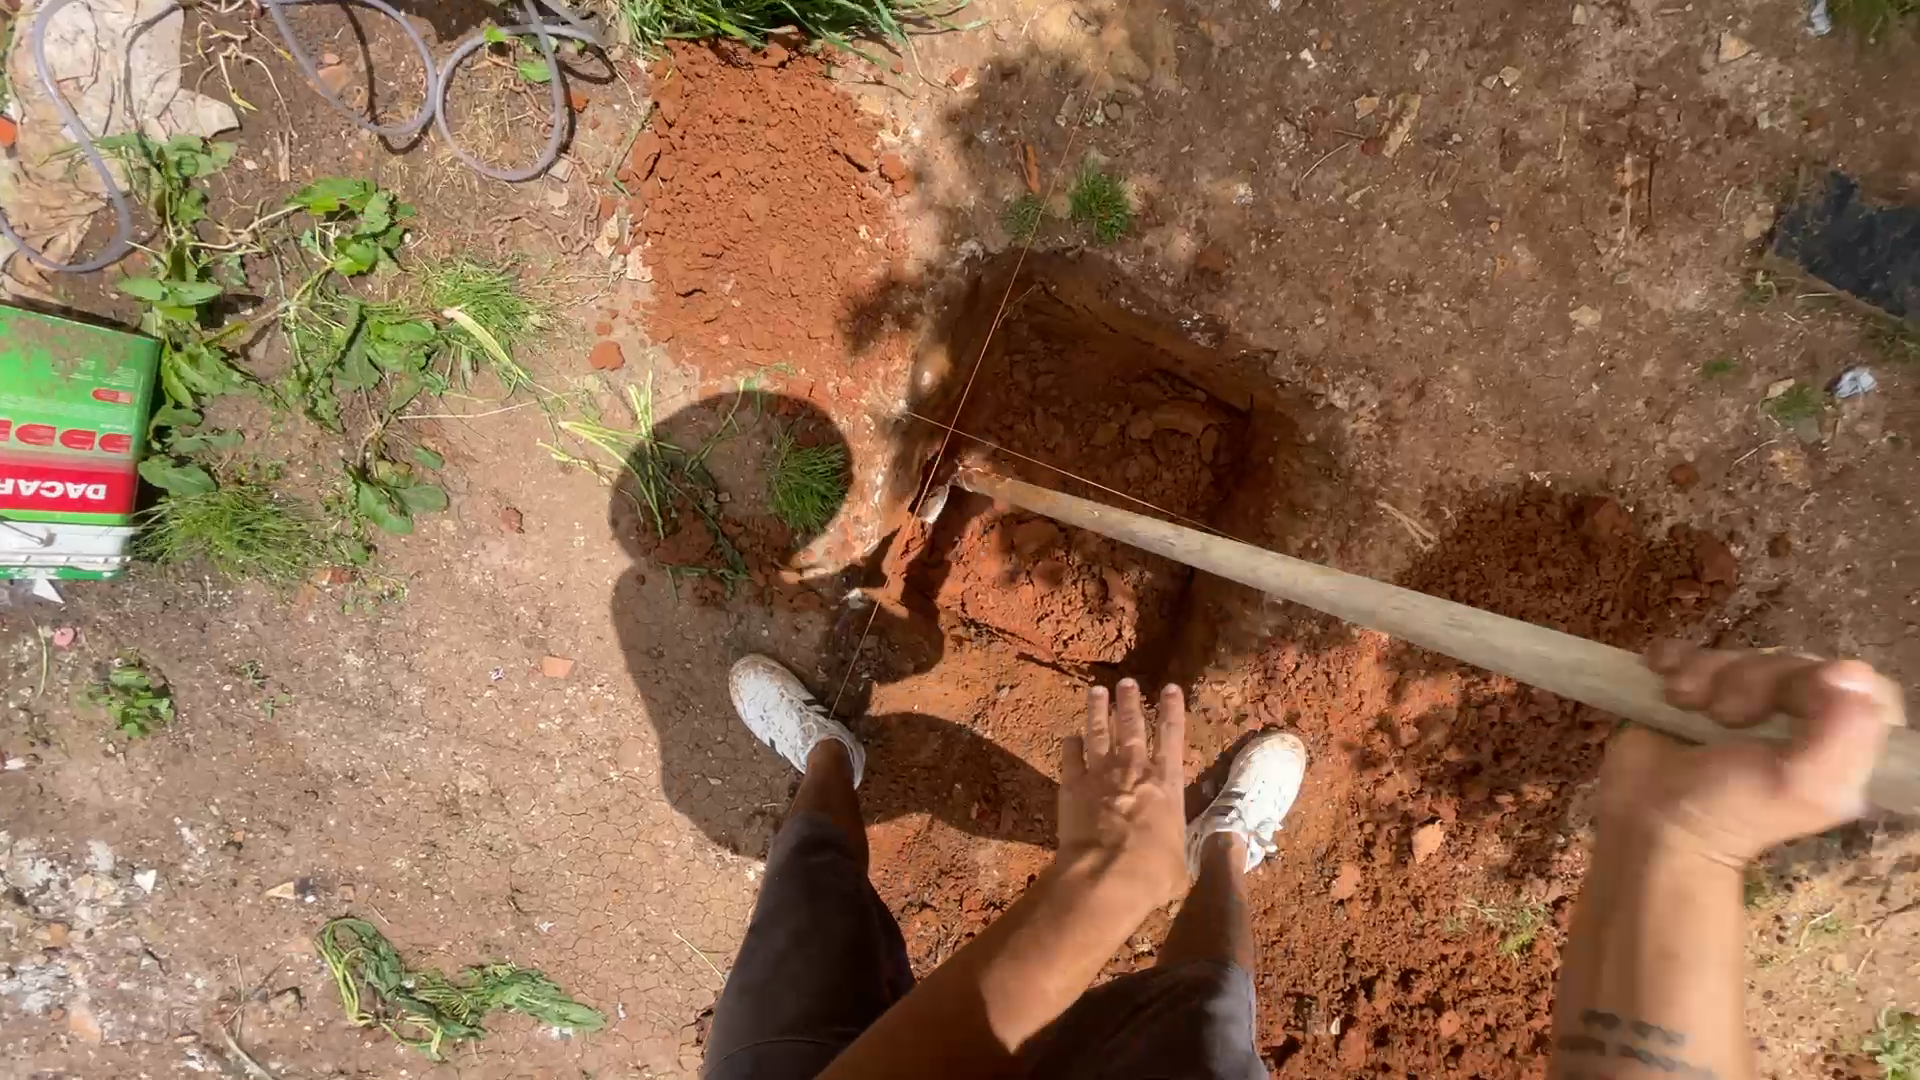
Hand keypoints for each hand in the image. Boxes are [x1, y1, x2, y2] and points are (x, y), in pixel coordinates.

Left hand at [1057, 679, 1189, 906]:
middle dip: (1130, 701)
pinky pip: (1070, 756)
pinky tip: (1070, 736)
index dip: (1172, 709)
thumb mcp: (1182, 860)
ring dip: (1098, 710)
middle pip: (1132, 725)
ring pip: (1099, 731)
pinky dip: (1070, 744)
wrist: (1106, 874)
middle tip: (1127, 682)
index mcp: (1166, 783)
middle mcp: (1133, 769)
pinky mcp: (1072, 783)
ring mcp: (1100, 773)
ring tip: (1097, 691)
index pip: (1171, 736)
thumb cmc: (1153, 872)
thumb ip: (1181, 843)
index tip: (1170, 688)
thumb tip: (1197, 849)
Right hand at [1599, 642, 1904, 864]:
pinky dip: (1669, 658)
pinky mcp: (1683, 691)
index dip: (1815, 681)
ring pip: (1730, 654)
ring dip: (1699, 672)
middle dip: (1744, 680)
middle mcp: (1791, 715)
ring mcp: (1732, 700)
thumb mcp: (1804, 784)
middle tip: (1722, 717)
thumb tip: (1847, 670)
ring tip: (1680, 702)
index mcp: (1838, 739)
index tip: (1779, 705)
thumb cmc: (1732, 809)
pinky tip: (1660, 680)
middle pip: (1784, 662)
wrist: (1649, 817)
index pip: (1853, 682)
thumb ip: (1842, 732)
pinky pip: (1682, 650)